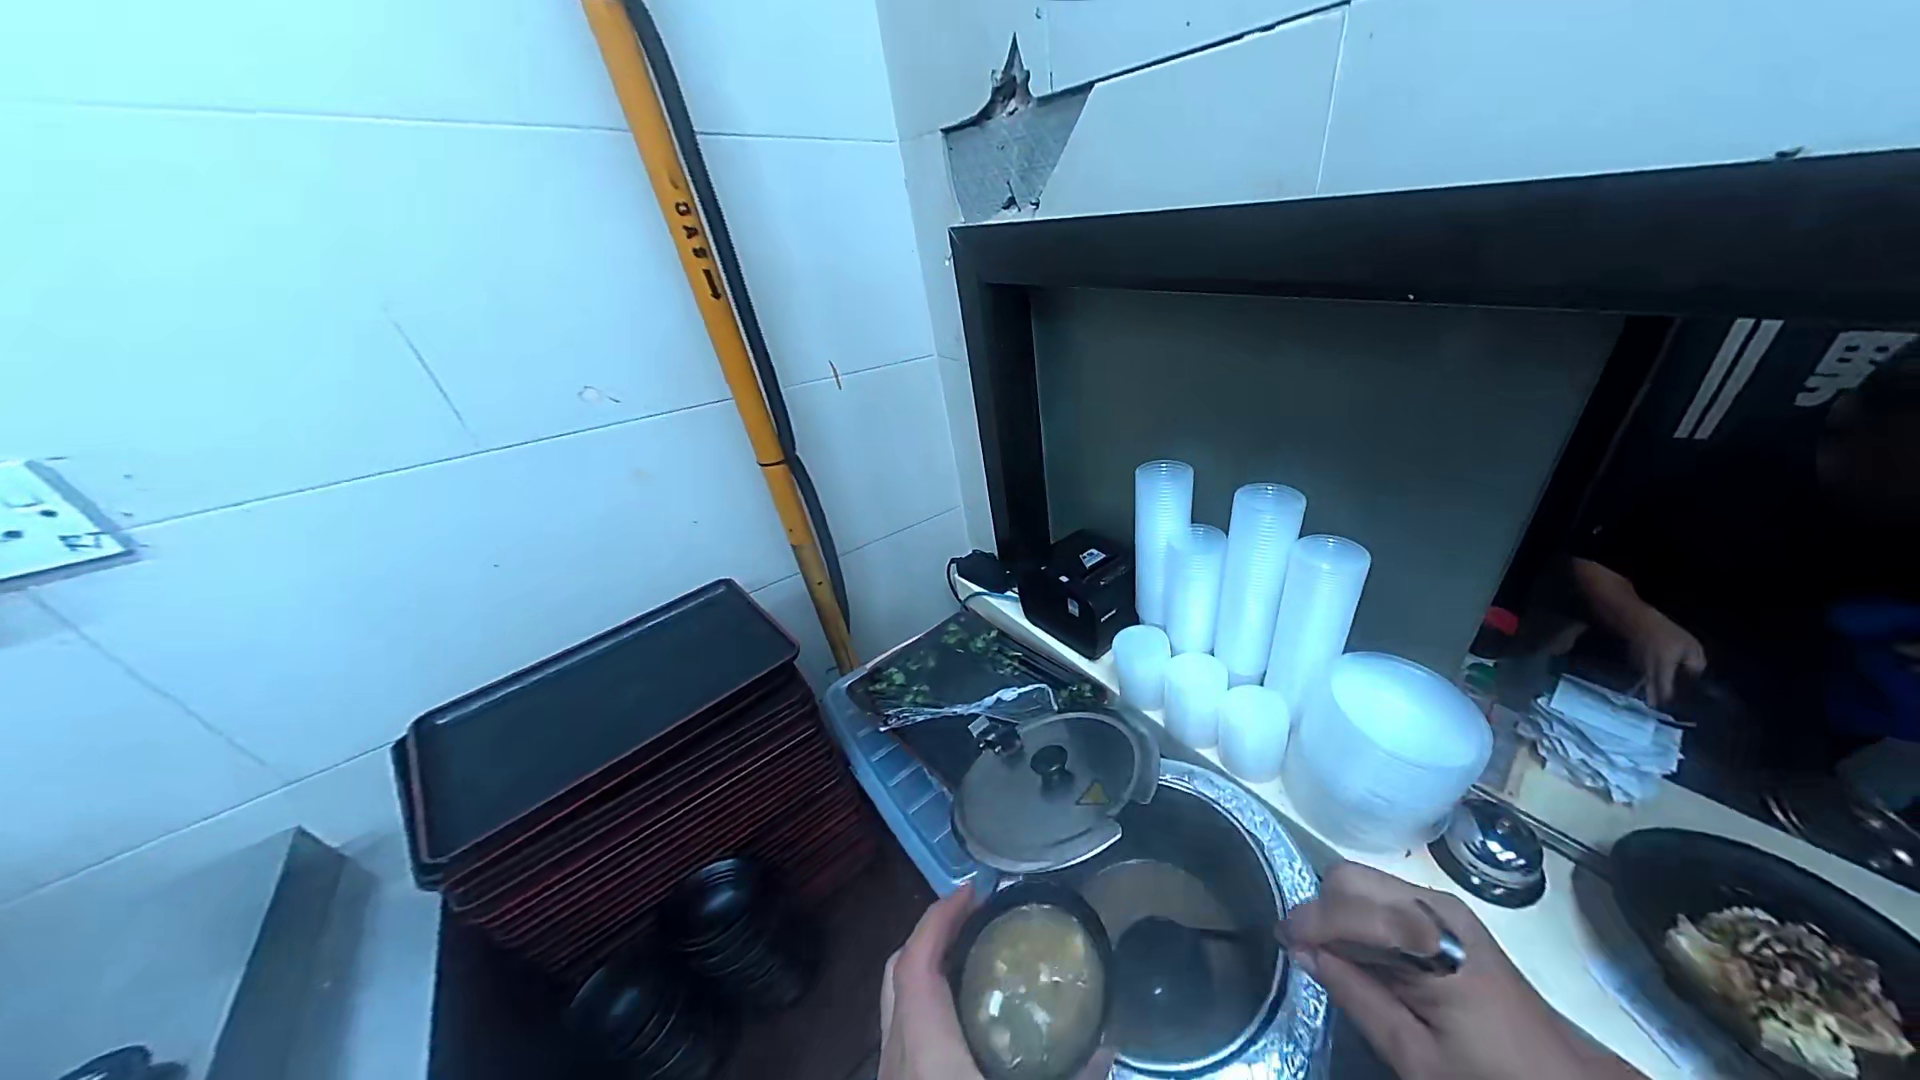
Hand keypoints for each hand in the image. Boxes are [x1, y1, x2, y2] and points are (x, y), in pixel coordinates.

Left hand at [879, 882, 1113, 1079]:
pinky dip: (928, 1007)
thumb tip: (1110, 1052)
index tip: (972, 891)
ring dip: (929, 970)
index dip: (938, 917)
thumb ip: (1075, 1078)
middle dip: (932, 934)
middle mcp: (896, 1062)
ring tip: (974, 963)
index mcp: (925, 1055)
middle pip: (896, 973)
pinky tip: (966, 1025)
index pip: (915, 964)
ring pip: (896, 1005)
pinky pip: (903, 1036)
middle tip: (976, 921)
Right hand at [1280, 863, 1643, 1079]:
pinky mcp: (1447, 914)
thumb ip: (1354, 994)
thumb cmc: (1491, 1078)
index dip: (1307, 922)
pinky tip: (1367, 956)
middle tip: (1312, 954)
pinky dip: (1361, 916)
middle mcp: (1434, 905)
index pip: (1346, 906)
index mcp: (1431, 938)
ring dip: (1338, 912)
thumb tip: (1301, 952)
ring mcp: (1443, 905)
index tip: (1283, 944)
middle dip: (1321, 911)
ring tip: (1338, 958)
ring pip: (1361, 882)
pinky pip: (1382, 896)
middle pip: (1348, 879)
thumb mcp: (1416, 1056)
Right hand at [1623, 607, 1705, 705]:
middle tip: (1660, 711)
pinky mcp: (1632, 660)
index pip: (1665, 691)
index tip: (1671, 713)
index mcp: (1663, 670)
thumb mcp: (1690, 647)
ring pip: (1644, 684)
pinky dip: (1645, 681)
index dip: (1668, 702)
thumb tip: (1694, 676)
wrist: (1635, 619)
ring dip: (1649, 691)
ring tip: (1655, 700)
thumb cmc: (1666, 633)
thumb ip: (1695, 664)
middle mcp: (1647, 672)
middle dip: (1656, 700)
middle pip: (1651, 691)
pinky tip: (1649, 683)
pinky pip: (1640, 675)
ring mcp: (1636, 666)